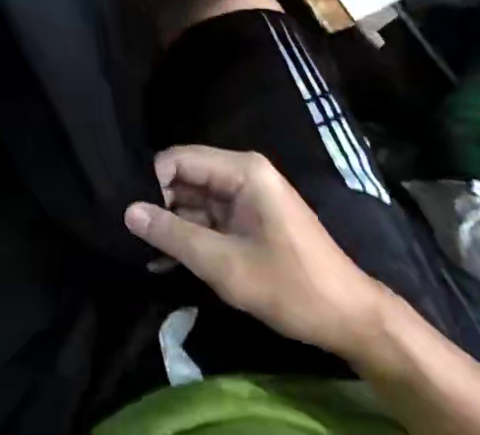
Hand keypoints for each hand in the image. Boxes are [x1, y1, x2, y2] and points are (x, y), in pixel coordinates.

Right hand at [125, 146, 391, 358]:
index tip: (132, 215)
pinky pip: (209, 217)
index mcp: (242, 171)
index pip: (178, 159)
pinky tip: (166, 261)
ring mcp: (247, 197)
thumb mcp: (225, 264)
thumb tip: (128, 211)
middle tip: (132, 235)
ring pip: (194, 199)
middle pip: (185, 177)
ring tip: (143, 252)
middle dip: (159, 204)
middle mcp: (243, 174)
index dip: (152, 183)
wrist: (351, 319)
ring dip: (172, 224)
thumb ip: (174, 235)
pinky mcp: (249, 219)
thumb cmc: (290, 285)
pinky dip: (190, 236)